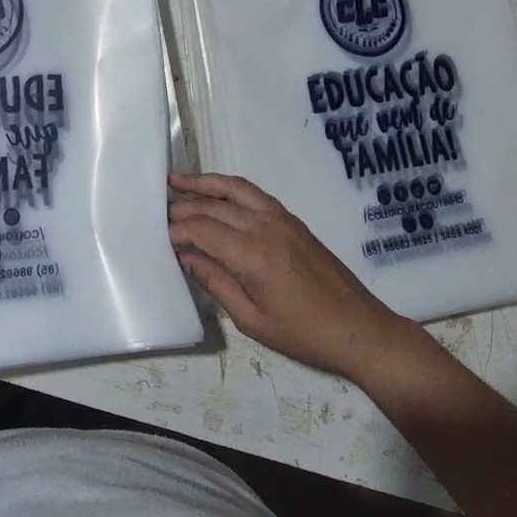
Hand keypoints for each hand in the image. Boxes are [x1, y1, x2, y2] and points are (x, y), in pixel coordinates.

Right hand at [168, 172, 413, 378]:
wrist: (359, 329)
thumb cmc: (304, 334)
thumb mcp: (252, 320)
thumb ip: (216, 283)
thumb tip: (186, 256)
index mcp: (253, 255)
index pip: (202, 230)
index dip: (176, 232)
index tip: (157, 240)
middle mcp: (266, 227)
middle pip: (214, 207)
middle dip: (183, 208)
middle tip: (157, 212)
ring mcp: (282, 219)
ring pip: (235, 190)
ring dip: (204, 184)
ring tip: (177, 182)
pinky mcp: (293, 221)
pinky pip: (254, 195)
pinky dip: (230, 189)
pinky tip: (216, 193)